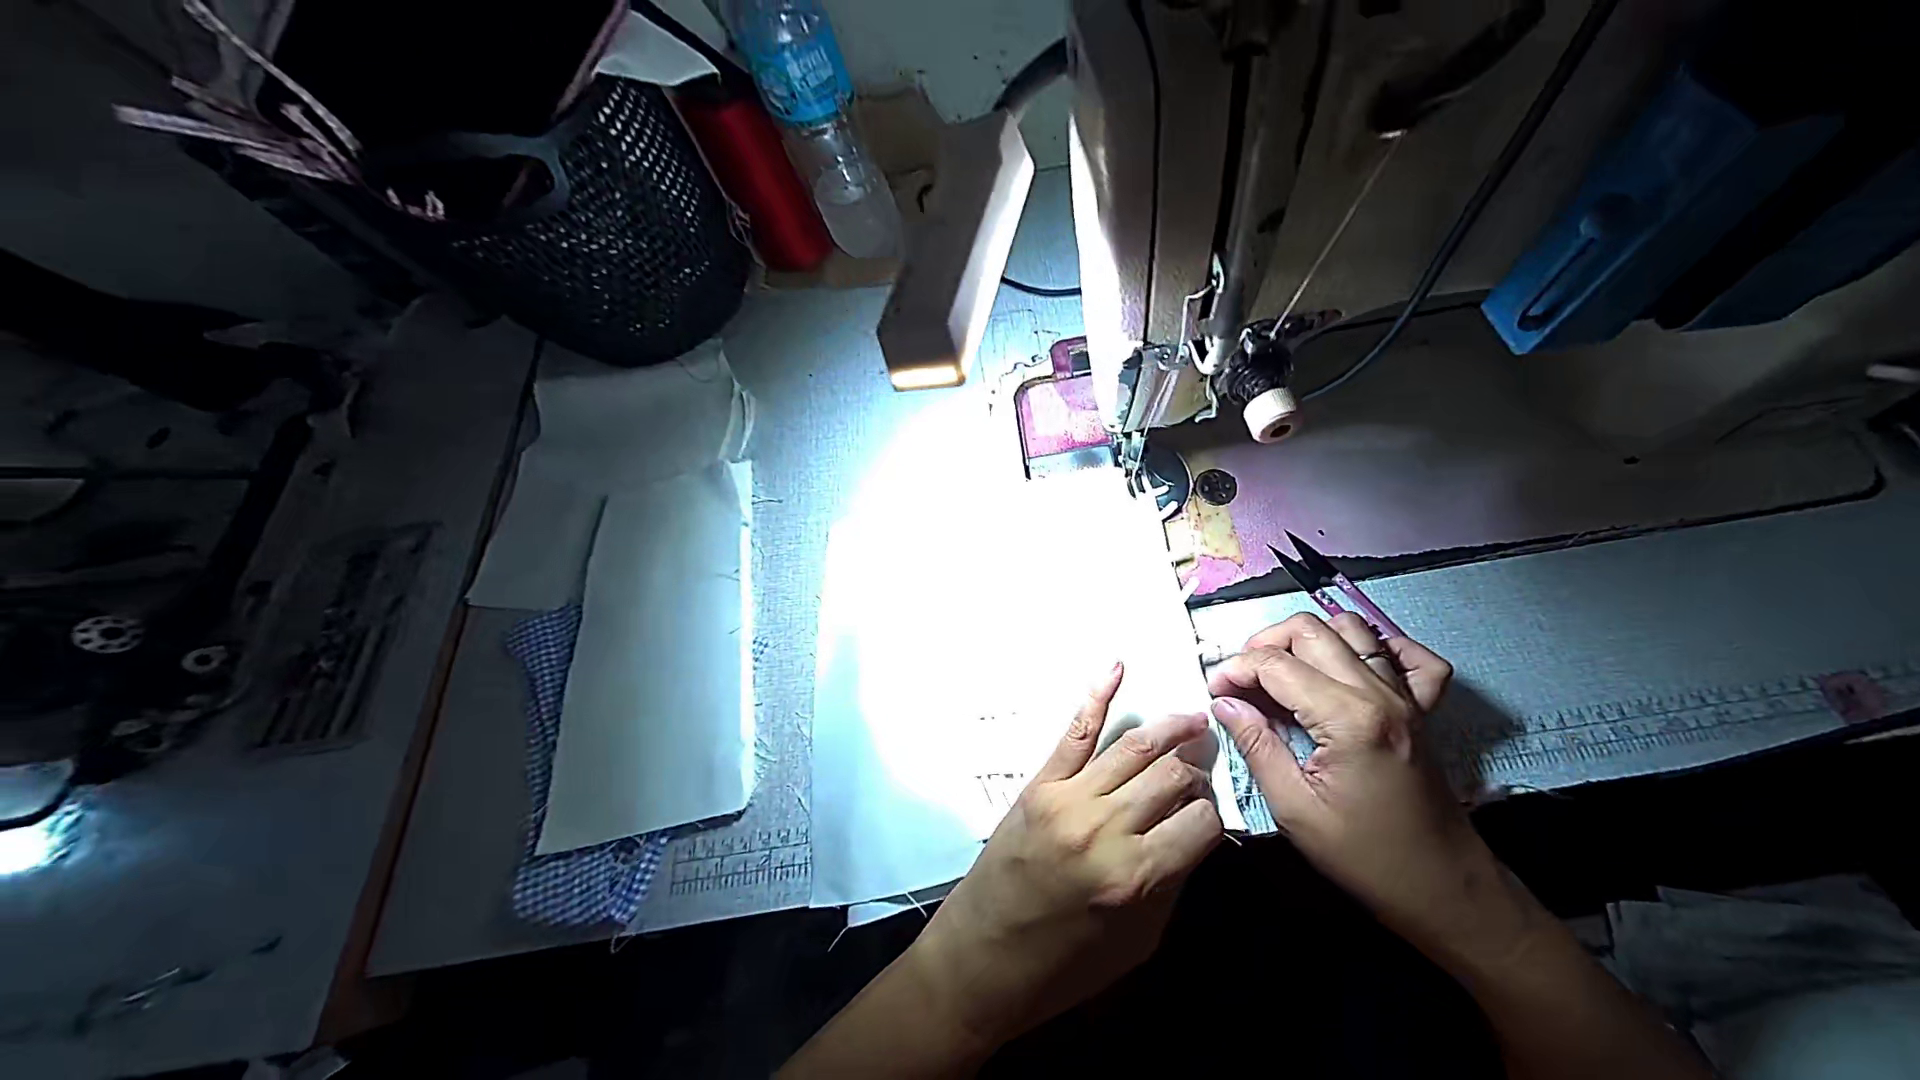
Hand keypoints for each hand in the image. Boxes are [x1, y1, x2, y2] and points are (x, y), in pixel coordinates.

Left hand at [907, 662, 1222, 1051]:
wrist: (984, 956)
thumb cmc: (1066, 965)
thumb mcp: (1138, 939)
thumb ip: (1173, 879)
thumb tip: (1198, 830)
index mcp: (1136, 876)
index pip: (1201, 820)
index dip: (1213, 816)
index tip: (1209, 816)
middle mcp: (1104, 827)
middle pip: (1170, 774)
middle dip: (1195, 769)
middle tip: (1201, 770)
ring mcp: (1067, 798)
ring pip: (1132, 747)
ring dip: (1168, 728)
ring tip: (1192, 719)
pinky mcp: (1038, 784)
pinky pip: (1074, 733)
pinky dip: (1097, 697)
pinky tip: (1117, 670)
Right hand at [1207, 613, 1500, 952]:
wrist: (1445, 891)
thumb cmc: (1367, 857)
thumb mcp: (1295, 808)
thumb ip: (1256, 744)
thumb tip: (1225, 703)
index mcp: (1348, 718)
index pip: (1275, 664)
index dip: (1235, 671)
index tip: (1217, 692)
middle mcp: (1380, 693)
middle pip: (1309, 630)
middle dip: (1263, 646)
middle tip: (1242, 681)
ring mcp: (1407, 696)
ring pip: (1351, 628)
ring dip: (1308, 639)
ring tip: (1283, 672)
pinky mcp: (1423, 708)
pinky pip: (1410, 655)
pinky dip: (1377, 647)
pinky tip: (1350, 665)